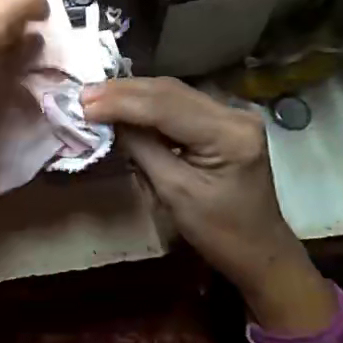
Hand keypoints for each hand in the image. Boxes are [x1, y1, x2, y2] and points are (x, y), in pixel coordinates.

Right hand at [82, 77, 333, 329]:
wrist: (260, 251)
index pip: (166, 106)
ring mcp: (232, 114)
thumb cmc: (220, 233)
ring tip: (94, 97)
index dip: (121, 102)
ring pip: (172, 93)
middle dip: (123, 92)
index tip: (83, 103)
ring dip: (132, 95)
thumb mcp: (174, 193)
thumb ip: (142, 150)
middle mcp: (235, 113)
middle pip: (170, 91)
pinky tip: (122, 105)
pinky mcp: (224, 121)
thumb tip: (107, 121)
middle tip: (82, 95)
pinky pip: (179, 105)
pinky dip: (148, 105)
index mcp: (229, 134)